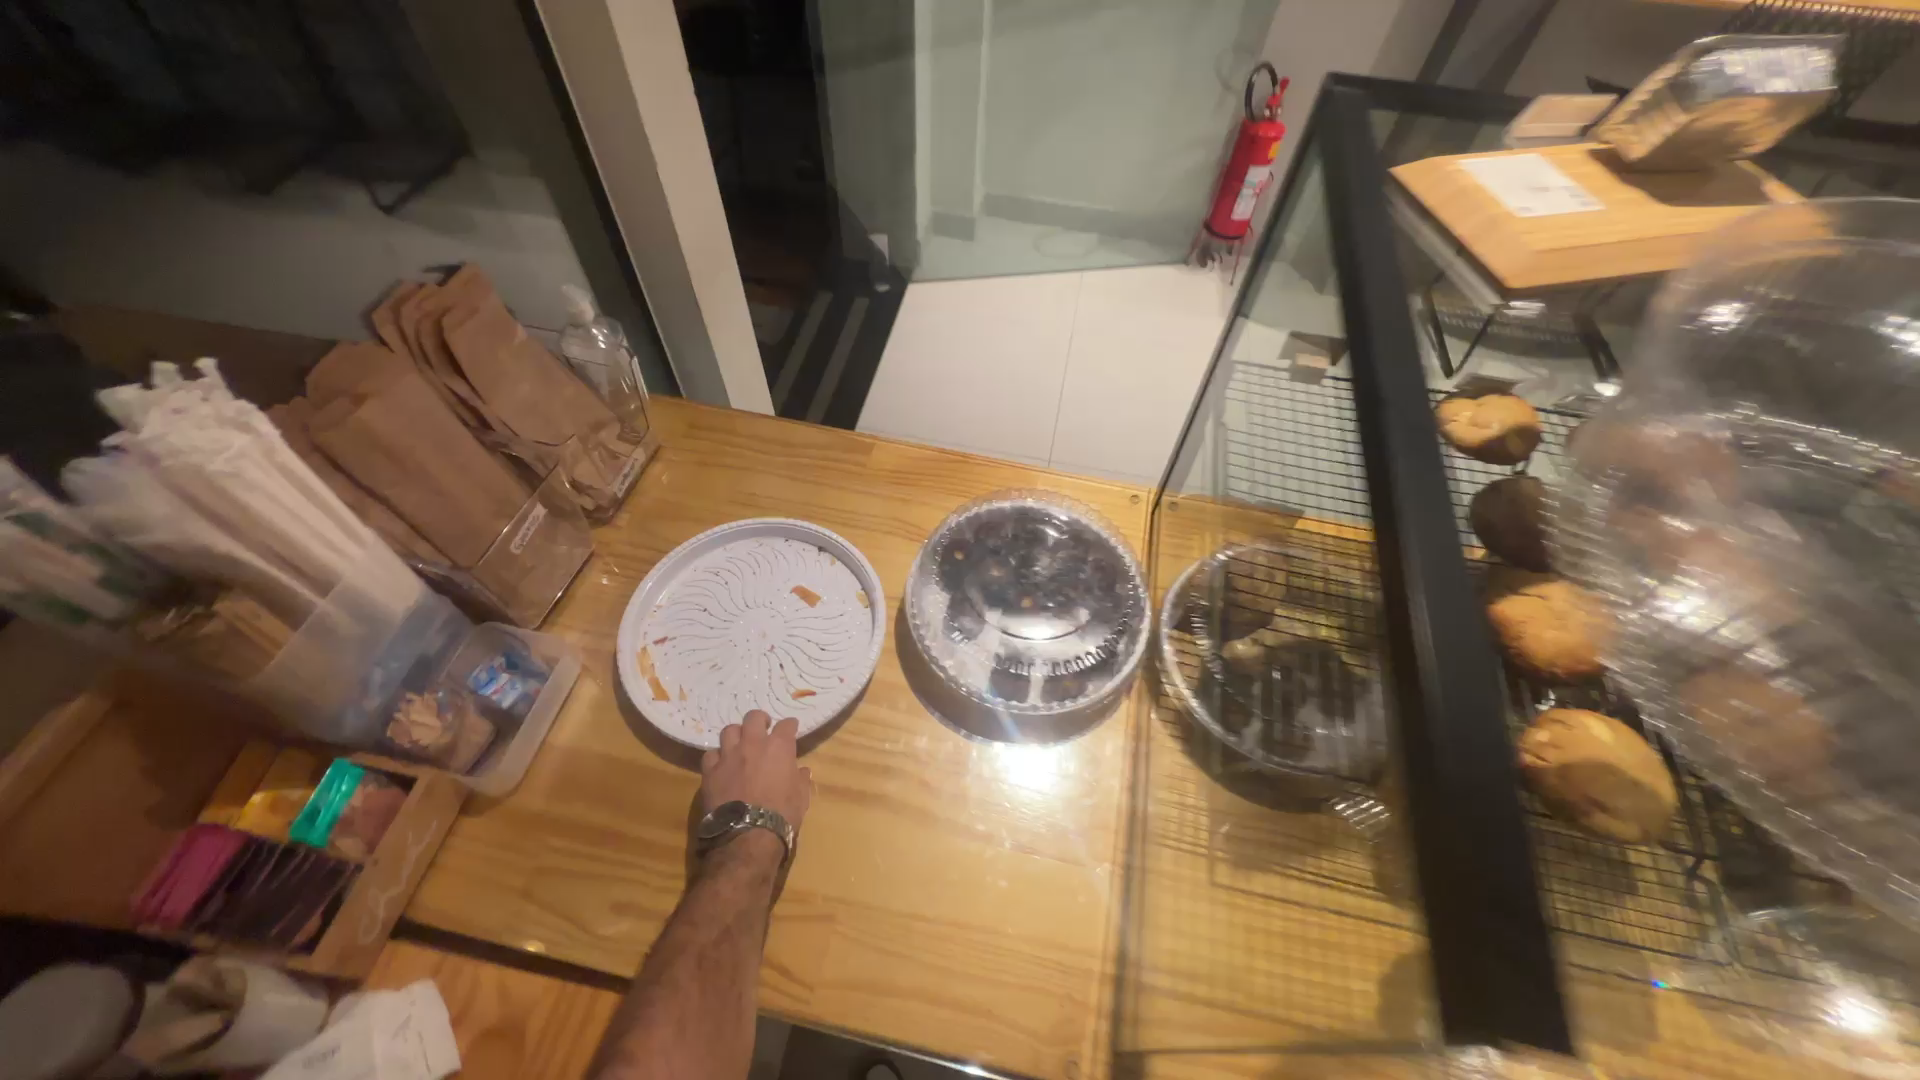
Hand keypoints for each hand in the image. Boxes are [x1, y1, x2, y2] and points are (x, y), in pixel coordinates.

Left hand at [700, 710, 811, 832]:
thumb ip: (801, 780)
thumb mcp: (801, 798)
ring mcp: (729, 756)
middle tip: (763, 728)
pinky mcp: (710, 772)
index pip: (786, 725)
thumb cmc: (782, 815)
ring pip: (729, 731)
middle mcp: (752, 744)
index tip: (791, 728)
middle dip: (760, 720)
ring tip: (739, 744)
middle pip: (753, 718)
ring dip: (736, 735)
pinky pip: (711, 754)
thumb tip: (802, 772)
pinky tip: (721, 764)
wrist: (747, 835)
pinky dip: (717, 757)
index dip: (789, 725)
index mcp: (779, 748)